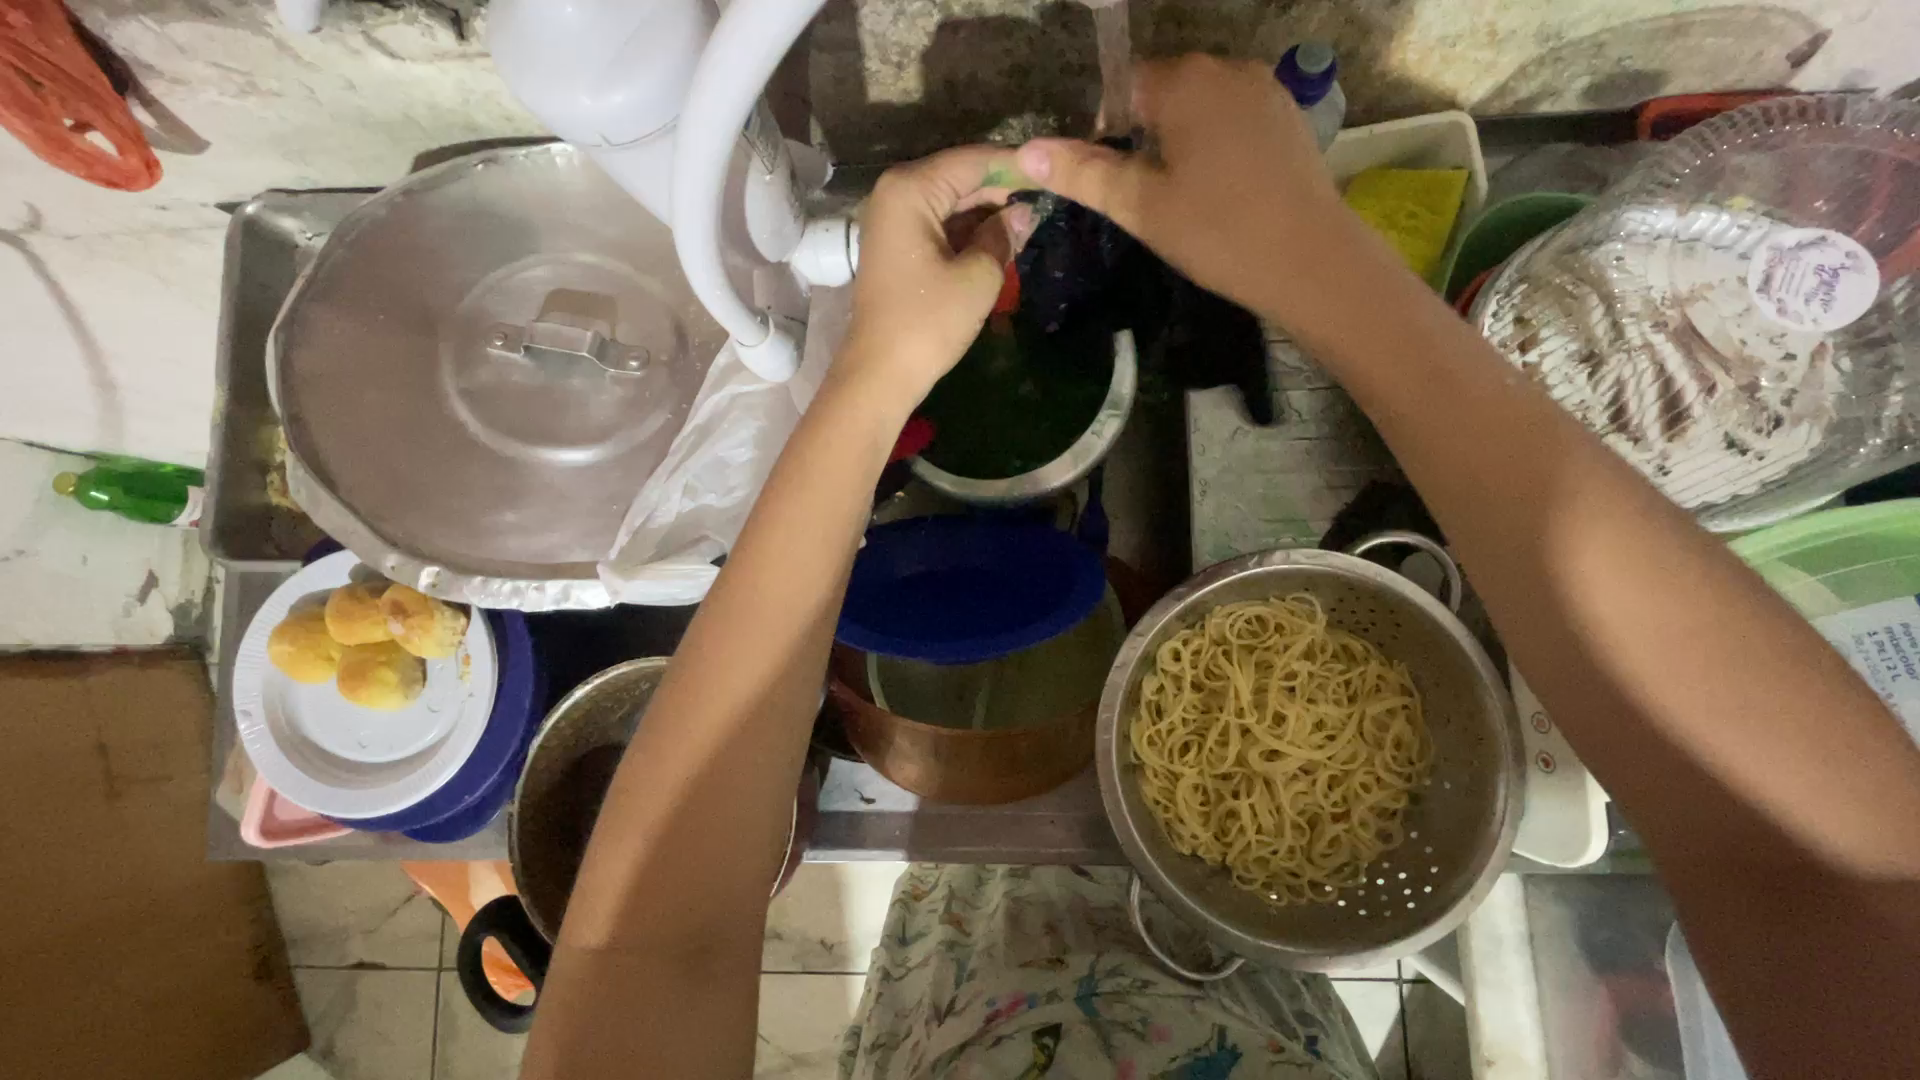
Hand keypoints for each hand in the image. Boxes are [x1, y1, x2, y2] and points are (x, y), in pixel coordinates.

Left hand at [836, 146, 1036, 407]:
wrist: (880, 373)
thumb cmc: (928, 324)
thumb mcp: (977, 278)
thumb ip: (1003, 236)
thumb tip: (1025, 213)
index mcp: (910, 189)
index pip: (973, 161)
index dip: (1016, 166)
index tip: (1054, 171)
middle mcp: (896, 193)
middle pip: (960, 178)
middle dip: (1002, 190)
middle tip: (1047, 200)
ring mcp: (893, 220)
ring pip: (951, 203)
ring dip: (988, 212)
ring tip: (1032, 221)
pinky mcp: (897, 246)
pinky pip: (939, 225)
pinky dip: (968, 231)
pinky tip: (1001, 241)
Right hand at [1014, 55, 1370, 324]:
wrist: (1310, 261)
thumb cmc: (1217, 232)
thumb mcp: (1140, 207)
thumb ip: (1084, 173)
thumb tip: (1025, 152)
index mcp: (1184, 81)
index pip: (1123, 86)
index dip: (1106, 130)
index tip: (1111, 180)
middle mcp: (1227, 68)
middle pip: (1164, 92)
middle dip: (1145, 135)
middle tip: (1145, 197)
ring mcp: (1264, 89)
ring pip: (1201, 108)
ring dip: (1182, 142)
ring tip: (1182, 199)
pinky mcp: (1288, 117)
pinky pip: (1234, 120)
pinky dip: (1217, 147)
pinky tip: (1221, 192)